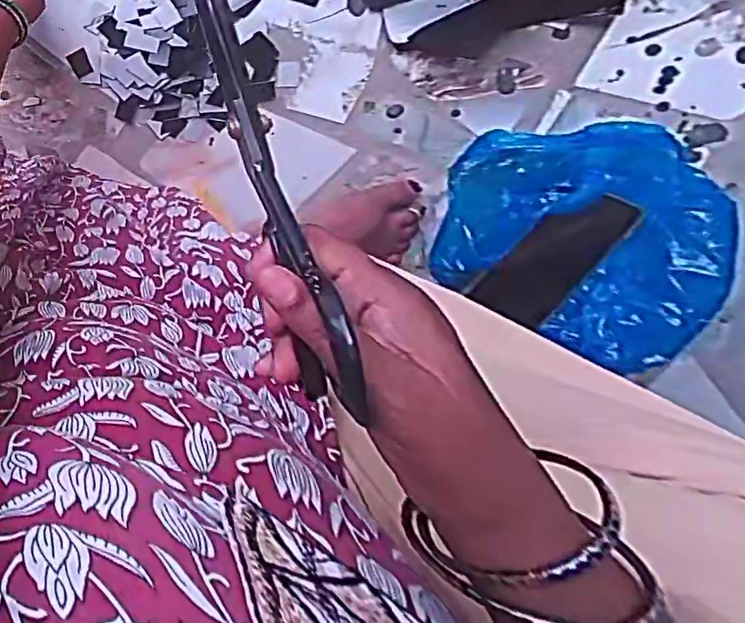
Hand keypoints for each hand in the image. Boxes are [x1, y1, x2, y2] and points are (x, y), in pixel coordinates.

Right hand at [245, 228, 505, 474]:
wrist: (486, 499)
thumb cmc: (448, 439)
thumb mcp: (369, 373)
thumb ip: (314, 319)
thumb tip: (269, 272)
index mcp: (389, 296)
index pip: (319, 245)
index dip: (280, 257)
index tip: (258, 287)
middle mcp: (379, 305)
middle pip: (305, 276)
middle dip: (279, 304)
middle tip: (276, 339)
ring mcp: (372, 331)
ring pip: (304, 308)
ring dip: (284, 334)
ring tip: (283, 366)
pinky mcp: (364, 355)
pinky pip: (316, 335)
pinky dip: (295, 351)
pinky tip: (288, 371)